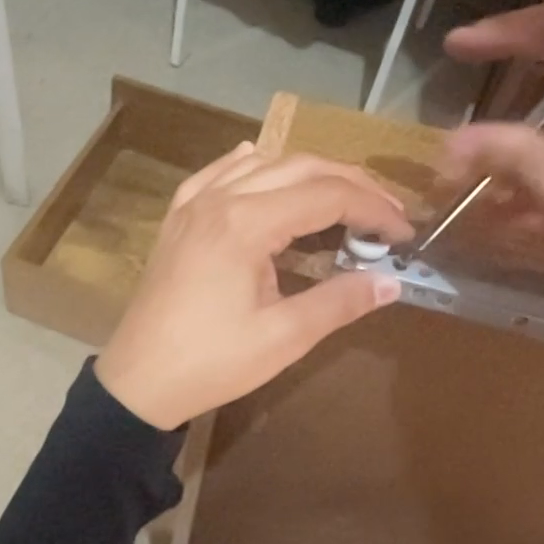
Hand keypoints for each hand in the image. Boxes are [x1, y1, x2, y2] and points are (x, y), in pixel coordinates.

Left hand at [94, 143, 413, 429]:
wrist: (138, 380)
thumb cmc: (211, 362)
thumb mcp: (283, 337)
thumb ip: (339, 302)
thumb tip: (391, 282)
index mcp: (246, 224)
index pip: (327, 195)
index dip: (374, 208)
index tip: (405, 234)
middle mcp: (219, 199)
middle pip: (299, 167)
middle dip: (350, 183)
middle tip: (386, 213)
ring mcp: (192, 204)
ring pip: (261, 163)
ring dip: (306, 172)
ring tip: (341, 198)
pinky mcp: (177, 219)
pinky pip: (217, 173)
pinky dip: (251, 166)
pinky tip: (263, 167)